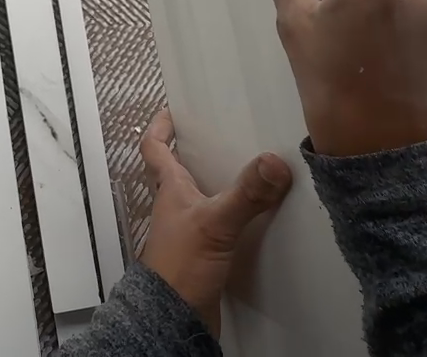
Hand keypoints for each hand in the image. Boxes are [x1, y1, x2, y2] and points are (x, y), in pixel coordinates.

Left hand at [138, 106, 292, 333]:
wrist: (175, 317)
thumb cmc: (179, 266)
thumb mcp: (215, 222)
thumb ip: (245, 193)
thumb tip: (272, 163)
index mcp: (168, 187)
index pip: (154, 146)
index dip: (160, 127)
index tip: (172, 110)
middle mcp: (173, 204)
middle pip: (175, 168)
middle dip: (191, 151)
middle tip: (214, 135)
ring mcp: (186, 228)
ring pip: (196, 195)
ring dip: (213, 182)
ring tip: (241, 171)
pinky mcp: (201, 251)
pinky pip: (213, 223)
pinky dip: (228, 215)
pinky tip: (249, 217)